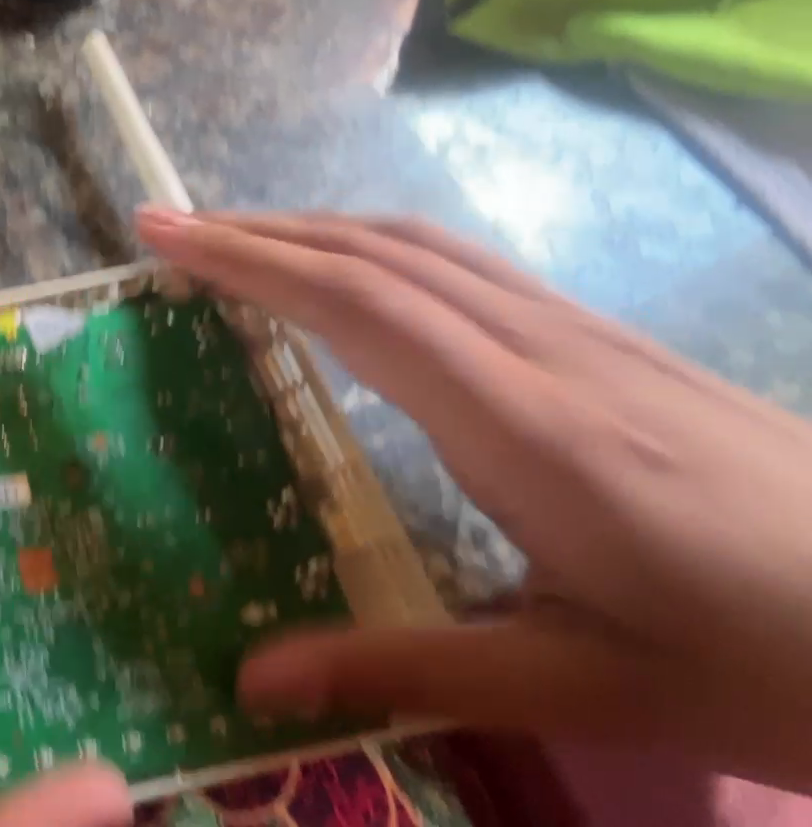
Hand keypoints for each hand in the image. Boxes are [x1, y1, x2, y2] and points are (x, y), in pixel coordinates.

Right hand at [138, 208, 811, 793]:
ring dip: (311, 226)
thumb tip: (249, 678)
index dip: (250, 262)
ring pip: (419, 244)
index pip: (355, 305)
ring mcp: (580, 333)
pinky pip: (461, 262)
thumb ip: (401, 668)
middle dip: (256, 229)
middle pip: (374, 253)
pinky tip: (344, 265)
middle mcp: (544, 352)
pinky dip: (370, 244)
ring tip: (230, 237)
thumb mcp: (579, 689)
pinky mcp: (602, 338)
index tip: (167, 240)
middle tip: (165, 228)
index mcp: (524, 428)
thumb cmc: (774, 664)